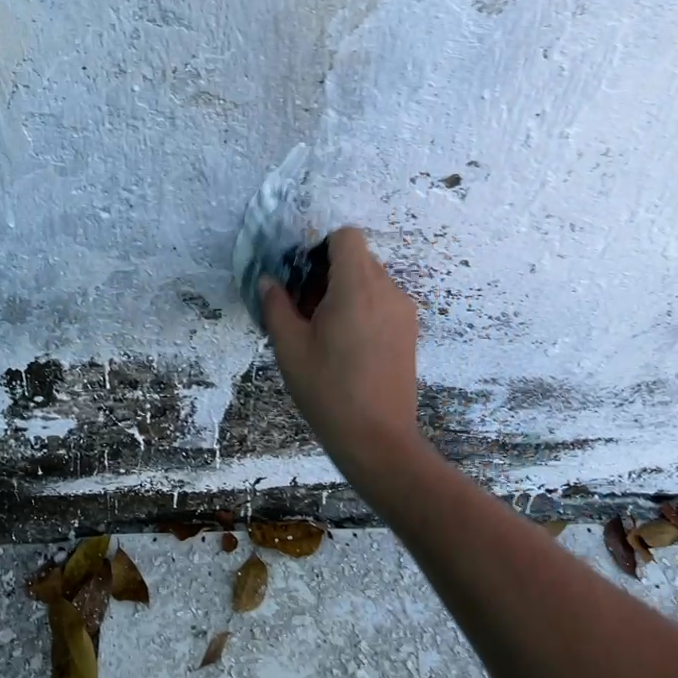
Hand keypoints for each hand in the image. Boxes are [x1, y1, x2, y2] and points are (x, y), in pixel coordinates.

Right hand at [260, 227, 423, 477]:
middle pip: (357, 257)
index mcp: (357, 287)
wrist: (378, 440)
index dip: (320, 247)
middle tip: (304, 309)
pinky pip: (381, 301)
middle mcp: (387, 291)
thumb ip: (276, 305)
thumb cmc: (328, 391)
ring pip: (370, 280)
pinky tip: (345, 345)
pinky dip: (361, 308)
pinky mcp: (409, 331)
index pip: (346, 236)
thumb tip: (269, 280)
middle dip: (327, 272)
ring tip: (323, 330)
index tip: (302, 277)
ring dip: (344, 291)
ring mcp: (403, 311)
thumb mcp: (289, 347)